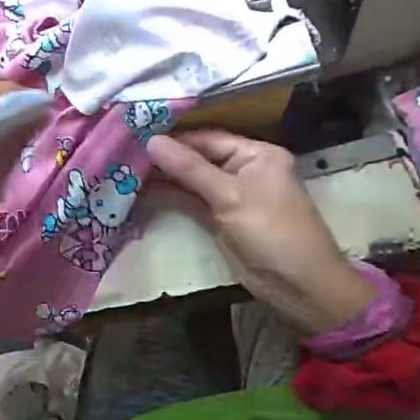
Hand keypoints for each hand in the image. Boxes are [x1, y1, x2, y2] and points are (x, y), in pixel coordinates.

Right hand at [146, 129, 376, 335]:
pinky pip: (191, 201)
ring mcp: (229, 196)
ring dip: (162, 177)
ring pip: (191, 180)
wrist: (297, 285)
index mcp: (255, 154)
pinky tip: (141, 190)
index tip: (135, 135)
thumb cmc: (271, 231)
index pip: (207, 138)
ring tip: (124, 170)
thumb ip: (189, 168)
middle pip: (197, 157)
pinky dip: (169, 196)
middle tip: (123, 153)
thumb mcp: (229, 195)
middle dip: (164, 157)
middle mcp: (242, 170)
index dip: (173, 137)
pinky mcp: (219, 219)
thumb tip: (151, 141)